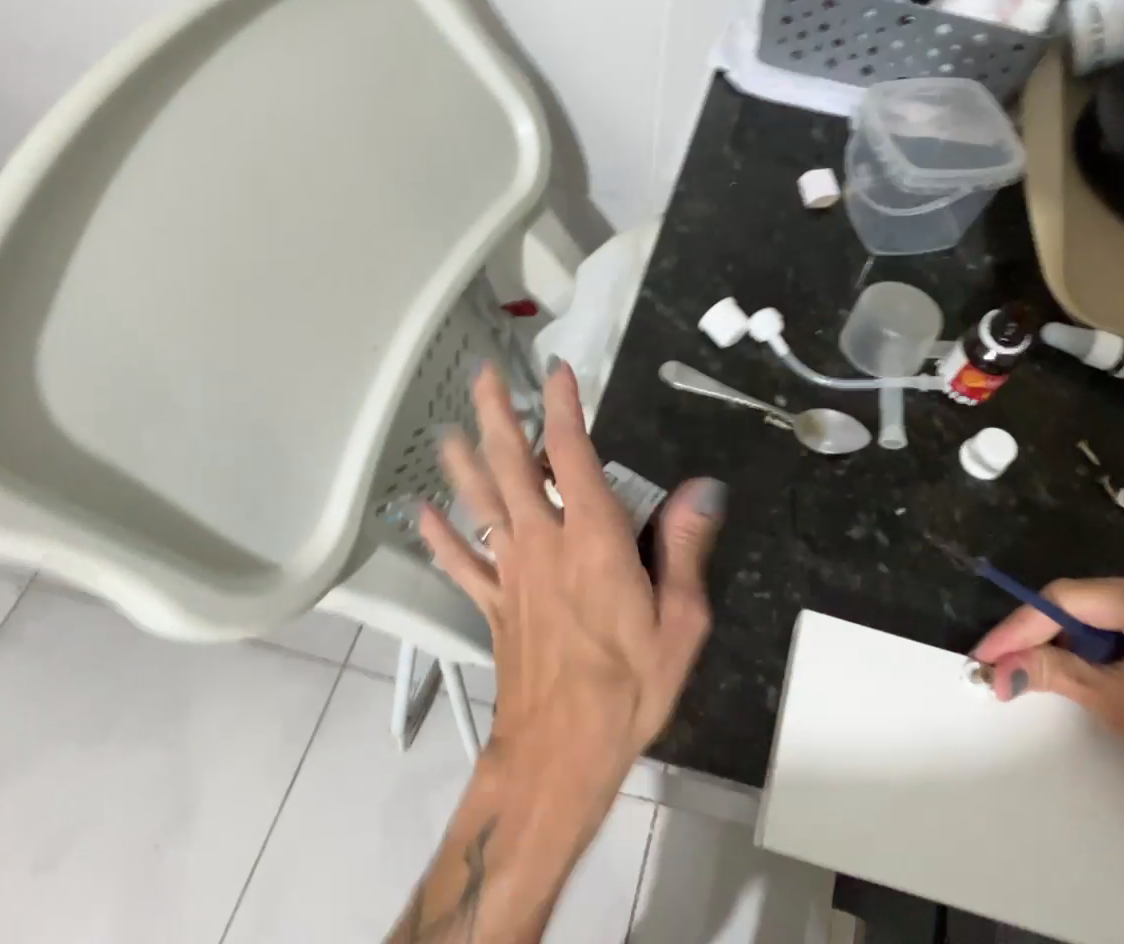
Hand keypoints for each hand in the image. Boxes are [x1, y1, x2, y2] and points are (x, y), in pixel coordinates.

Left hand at [419, 362, 724, 778]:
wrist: (561, 752)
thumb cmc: (628, 688)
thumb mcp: (680, 623)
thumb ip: (684, 550)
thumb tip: (702, 488)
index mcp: (592, 539)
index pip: (572, 456)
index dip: (564, 408)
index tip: (558, 372)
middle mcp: (543, 543)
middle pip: (513, 467)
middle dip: (498, 416)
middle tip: (485, 375)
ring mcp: (510, 574)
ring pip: (481, 504)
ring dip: (465, 462)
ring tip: (449, 427)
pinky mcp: (492, 606)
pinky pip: (461, 563)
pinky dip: (440, 535)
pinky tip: (421, 512)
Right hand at [972, 569, 1123, 829]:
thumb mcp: (1117, 705)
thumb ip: (1052, 671)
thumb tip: (994, 666)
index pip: (1071, 599)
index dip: (1021, 626)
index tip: (984, 654)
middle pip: (1084, 600)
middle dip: (1041, 634)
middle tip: (1003, 666)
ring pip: (1100, 611)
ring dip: (1067, 641)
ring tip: (1033, 670)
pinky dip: (1097, 645)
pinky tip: (1078, 667)